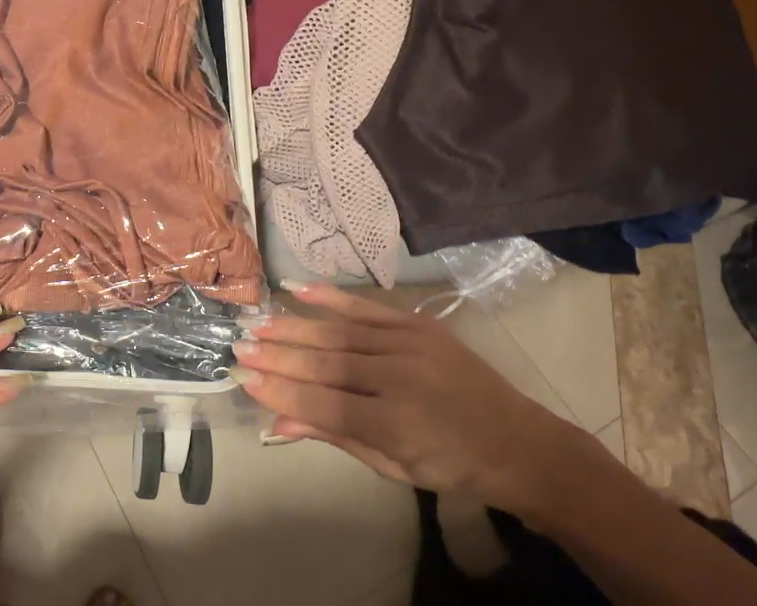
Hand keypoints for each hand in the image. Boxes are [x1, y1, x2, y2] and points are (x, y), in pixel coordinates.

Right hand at [233, 282, 594, 512]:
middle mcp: (400, 378)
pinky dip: (330, 298)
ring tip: (257, 324)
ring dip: (293, 327)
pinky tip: (297, 291)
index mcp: (396, 424)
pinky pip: (366, 307)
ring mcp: (410, 345)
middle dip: (277, 356)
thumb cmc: (450, 464)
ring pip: (338, 332)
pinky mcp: (418, 324)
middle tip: (239, 347)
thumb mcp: (392, 466)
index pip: (323, 403)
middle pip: (325, 363)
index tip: (244, 380)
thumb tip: (278, 424)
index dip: (280, 393)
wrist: (517, 441)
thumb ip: (334, 436)